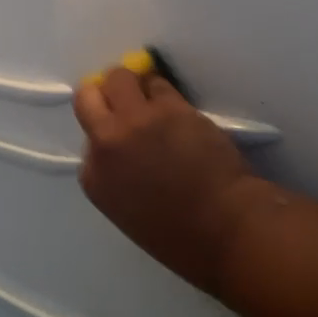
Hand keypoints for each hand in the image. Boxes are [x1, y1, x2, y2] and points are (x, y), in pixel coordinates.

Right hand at [73, 68, 262, 291]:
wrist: (230, 231)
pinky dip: (163, 91)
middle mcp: (105, 142)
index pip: (87, 139)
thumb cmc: (184, 240)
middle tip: (125, 105)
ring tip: (152, 101)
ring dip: (133, 85)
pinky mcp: (168, 106)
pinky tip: (177, 109)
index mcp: (94, 179)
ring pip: (119, 76)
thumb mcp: (128, 214)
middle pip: (87, 97)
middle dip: (104, 96)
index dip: (105, 136)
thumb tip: (125, 151)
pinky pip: (157, 82)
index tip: (123, 141)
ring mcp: (135, 120)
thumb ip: (115, 177)